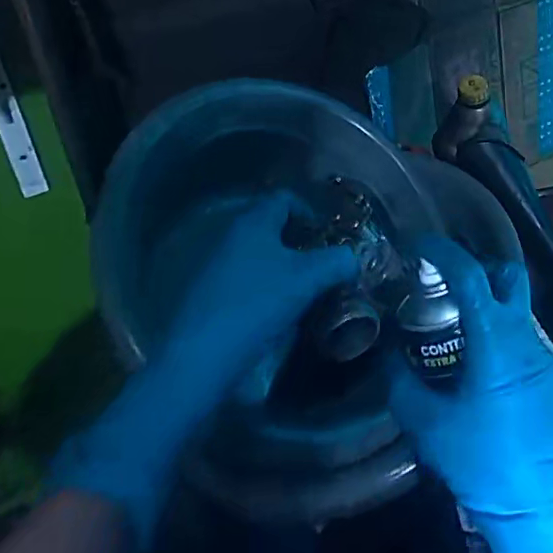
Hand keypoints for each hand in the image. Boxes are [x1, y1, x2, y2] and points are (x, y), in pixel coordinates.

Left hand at [52, 195, 359, 549]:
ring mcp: (217, 263)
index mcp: (253, 221)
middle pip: (272, 226)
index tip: (330, 238)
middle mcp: (232, 234)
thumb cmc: (256, 304)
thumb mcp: (306, 280)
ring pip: (260, 254)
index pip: (285, 198)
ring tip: (307, 293)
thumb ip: (336, 262)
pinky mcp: (210, 292)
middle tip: (324, 267)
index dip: (311, 211)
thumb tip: (351, 258)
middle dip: (301, 243)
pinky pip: (247, 278)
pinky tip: (279, 313)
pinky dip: (267, 287)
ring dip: (285, 268)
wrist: (201, 354)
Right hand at [388, 237, 552, 552]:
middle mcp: (526, 338)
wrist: (549, 516)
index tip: (415, 245)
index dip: (440, 249)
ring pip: (515, 306)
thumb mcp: (428, 425)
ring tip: (451, 322)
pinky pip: (523, 336)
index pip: (470, 272)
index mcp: (496, 341)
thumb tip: (387, 351)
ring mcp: (546, 358)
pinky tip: (475, 361)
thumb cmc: (486, 465)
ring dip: (484, 301)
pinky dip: (497, 331)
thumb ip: (400, 381)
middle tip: (440, 280)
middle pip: (507, 274)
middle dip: (473, 265)